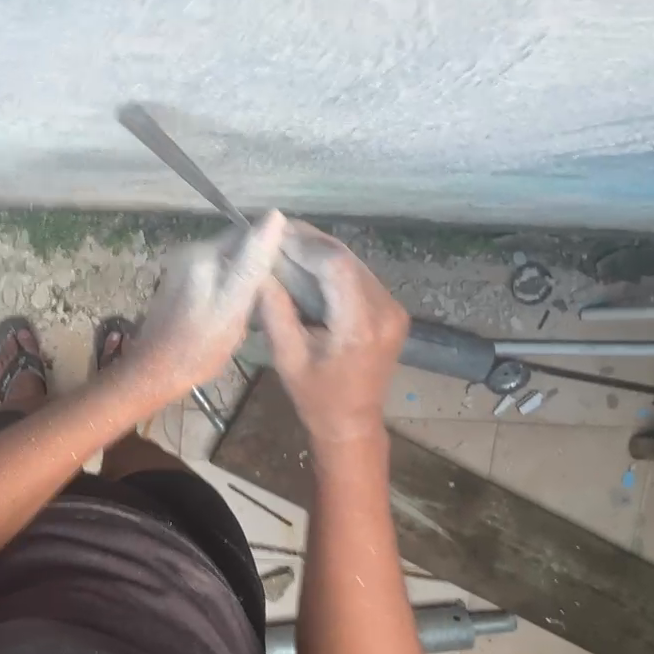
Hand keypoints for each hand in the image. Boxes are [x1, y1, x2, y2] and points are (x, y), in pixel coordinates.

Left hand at [118, 210, 287, 407]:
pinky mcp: (180, 286)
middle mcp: (189, 253)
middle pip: (237, 249)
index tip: (292, 269)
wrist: (155, 373)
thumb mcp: (233, 304)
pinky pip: (215, 279)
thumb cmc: (198, 346)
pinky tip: (235, 311)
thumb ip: (253, 260)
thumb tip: (275, 215)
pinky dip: (228, 290)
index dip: (272, 248)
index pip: (249, 233)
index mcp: (202, 252)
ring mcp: (182, 269)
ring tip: (258, 304)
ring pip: (227, 265)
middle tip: (275, 293)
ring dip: (243, 280)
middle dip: (257, 267)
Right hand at [256, 221, 409, 448]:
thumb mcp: (287, 358)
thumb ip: (275, 312)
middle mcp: (385, 312)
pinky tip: (308, 264)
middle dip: (311, 242)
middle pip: (348, 259)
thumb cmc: (315, 396)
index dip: (306, 245)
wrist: (351, 422)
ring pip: (355, 263)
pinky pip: (360, 277)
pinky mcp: (391, 310)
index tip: (276, 234)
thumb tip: (260, 270)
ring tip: (288, 243)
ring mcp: (393, 309)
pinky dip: (333, 266)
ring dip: (321, 252)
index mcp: (359, 327)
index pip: (336, 267)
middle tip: (278, 231)